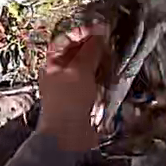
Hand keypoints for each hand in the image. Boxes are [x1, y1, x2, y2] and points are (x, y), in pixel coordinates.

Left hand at [37, 21, 108, 152]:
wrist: (68, 136)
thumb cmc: (68, 100)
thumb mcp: (80, 69)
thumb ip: (90, 50)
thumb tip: (100, 32)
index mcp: (53, 62)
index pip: (66, 39)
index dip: (82, 32)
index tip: (100, 30)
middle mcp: (60, 73)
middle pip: (77, 53)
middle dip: (94, 47)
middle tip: (110, 45)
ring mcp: (71, 87)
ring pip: (88, 68)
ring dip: (100, 63)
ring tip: (113, 60)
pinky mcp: (82, 100)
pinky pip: (94, 83)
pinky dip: (103, 79)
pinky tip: (112, 78)